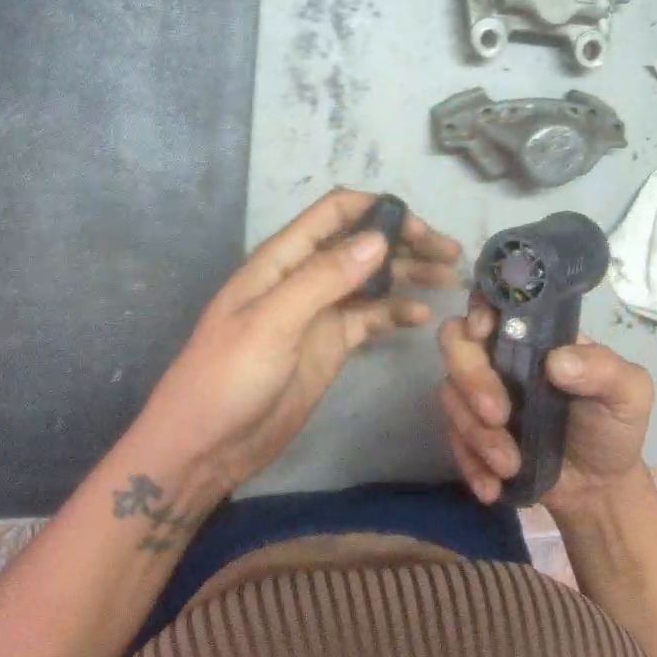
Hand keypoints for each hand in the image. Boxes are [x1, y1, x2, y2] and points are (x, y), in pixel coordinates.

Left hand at [135, 189, 462, 496]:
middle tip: (451, 254)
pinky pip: (370, 318)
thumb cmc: (228, 377)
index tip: (421, 225)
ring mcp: (319, 312)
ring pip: (372, 280)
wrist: (205, 446)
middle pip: (361, 245)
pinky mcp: (330, 345)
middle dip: (405, 242)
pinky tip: (422, 317)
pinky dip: (396, 312)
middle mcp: (305, 277)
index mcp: (282, 260)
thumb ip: (324, 278)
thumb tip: (379, 238)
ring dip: (408, 275)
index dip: (377, 210)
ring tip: (451, 280)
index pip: (334, 214)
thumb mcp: (273, 322)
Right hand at [437, 299, 654, 517]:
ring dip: (475, 432)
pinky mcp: (470, 432)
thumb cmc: (613, 426)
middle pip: (456, 341)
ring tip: (511, 464)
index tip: (484, 331)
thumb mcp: (628, 394)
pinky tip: (492, 487)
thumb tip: (557, 362)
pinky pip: (450, 438)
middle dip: (471, 378)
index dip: (479, 307)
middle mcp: (500, 356)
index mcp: (535, 336)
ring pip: (450, 392)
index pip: (494, 301)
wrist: (599, 488)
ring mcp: (478, 393)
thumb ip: (603, 370)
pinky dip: (468, 463)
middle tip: (499, 415)